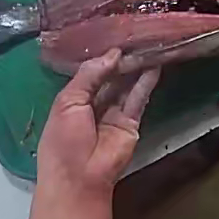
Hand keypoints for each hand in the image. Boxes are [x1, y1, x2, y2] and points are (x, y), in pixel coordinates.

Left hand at [33, 50, 160, 218]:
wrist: (79, 178)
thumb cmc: (64, 141)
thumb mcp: (68, 102)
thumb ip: (89, 75)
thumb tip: (112, 54)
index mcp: (72, 101)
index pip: (90, 74)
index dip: (102, 58)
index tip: (115, 39)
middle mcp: (94, 105)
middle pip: (111, 78)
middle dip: (121, 61)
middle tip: (136, 39)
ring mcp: (114, 115)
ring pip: (127, 86)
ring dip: (136, 69)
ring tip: (148, 47)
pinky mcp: (131, 123)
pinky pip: (139, 99)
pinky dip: (146, 83)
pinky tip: (154, 67)